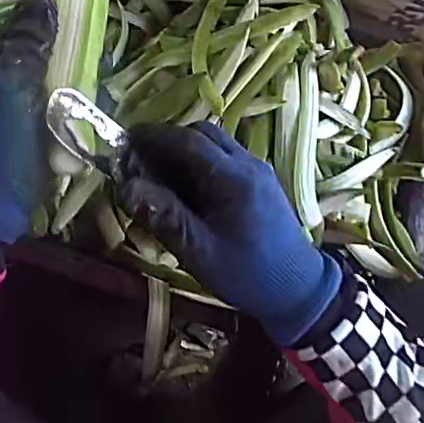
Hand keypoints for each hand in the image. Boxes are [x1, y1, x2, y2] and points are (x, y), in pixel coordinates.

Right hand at [118, 122, 340, 344]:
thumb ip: (165, 217)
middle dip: (166, 139)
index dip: (154, 137)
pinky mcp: (258, 179)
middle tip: (138, 156)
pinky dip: (197, 159)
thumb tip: (128, 187)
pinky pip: (223, 155)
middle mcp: (247, 164)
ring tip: (155, 170)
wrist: (298, 289)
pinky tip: (183, 183)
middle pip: (201, 133)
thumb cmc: (248, 274)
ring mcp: (256, 169)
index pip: (188, 141)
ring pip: (214, 141)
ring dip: (182, 148)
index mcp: (234, 178)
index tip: (125, 141)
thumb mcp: (201, 252)